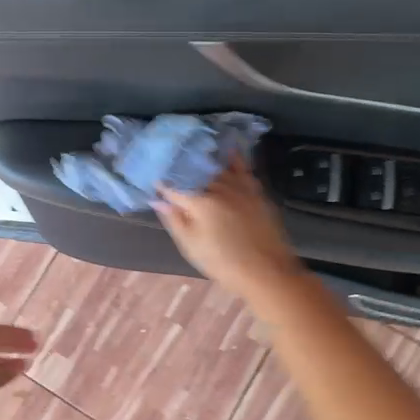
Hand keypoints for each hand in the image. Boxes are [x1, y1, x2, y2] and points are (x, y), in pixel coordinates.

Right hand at [155, 156, 304, 301]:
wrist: (266, 270)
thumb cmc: (223, 262)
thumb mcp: (191, 245)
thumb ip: (174, 219)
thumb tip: (157, 199)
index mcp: (198, 201)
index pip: (173, 185)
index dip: (161, 182)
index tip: (152, 177)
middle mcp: (217, 187)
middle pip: (194, 172)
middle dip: (179, 168)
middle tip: (168, 164)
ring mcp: (239, 186)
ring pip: (216, 167)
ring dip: (202, 160)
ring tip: (190, 154)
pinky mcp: (255, 190)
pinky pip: (242, 167)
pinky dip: (232, 157)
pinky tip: (226, 149)